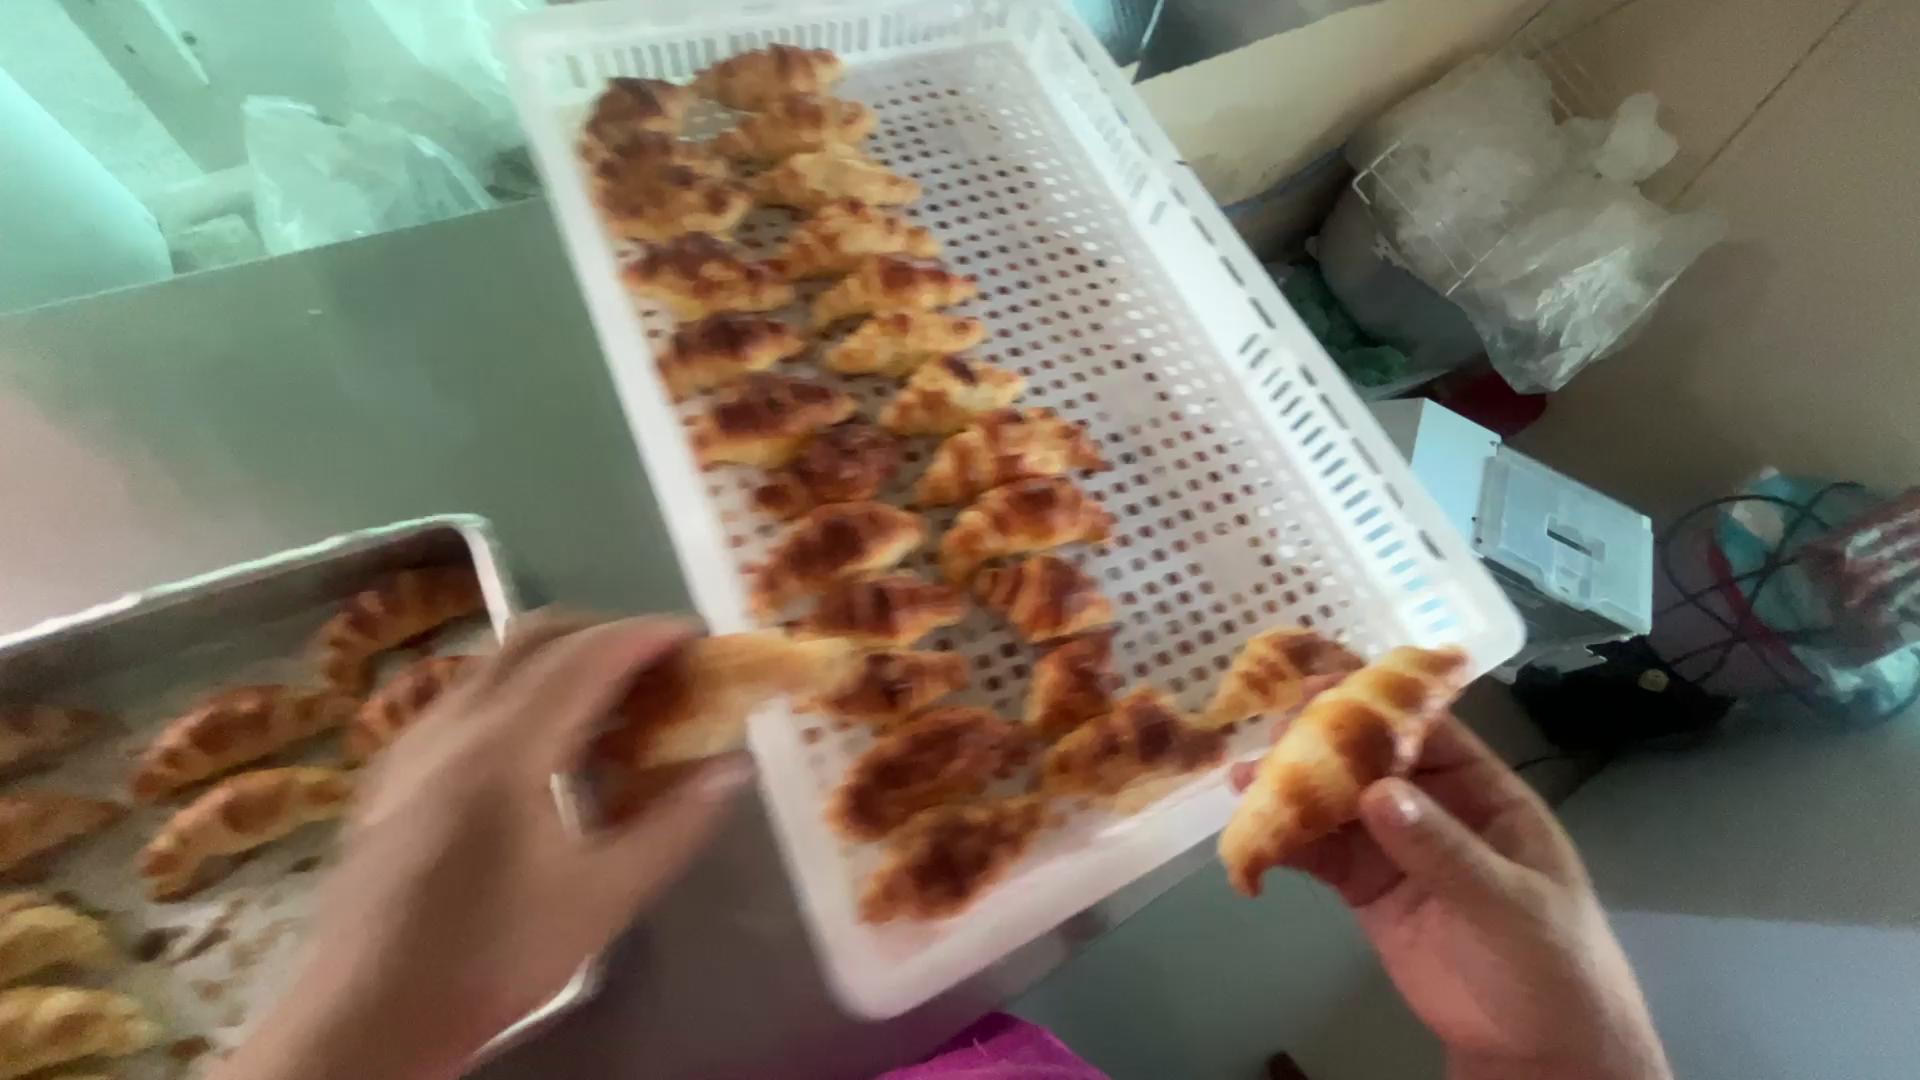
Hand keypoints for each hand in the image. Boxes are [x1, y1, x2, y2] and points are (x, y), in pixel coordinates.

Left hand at [218, 615, 751, 1079]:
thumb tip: (735, 765)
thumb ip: (677, 822)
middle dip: (609, 632)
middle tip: (659, 664)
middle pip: (539, 634)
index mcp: (505, 752)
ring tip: (615, 699)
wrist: (359, 1028)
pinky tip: (550, 741)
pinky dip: (528, 685)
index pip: (588, 656)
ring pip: (500, 658)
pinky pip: (473, 691)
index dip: (649, 635)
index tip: (698, 638)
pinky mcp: (395, 768)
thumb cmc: (492, 959)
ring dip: (567, 656)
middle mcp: (453, 726)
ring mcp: (414, 742)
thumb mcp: (605, 897)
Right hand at [1235, 718, 1670, 1079]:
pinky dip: (1284, 841)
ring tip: (1244, 781)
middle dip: (1317, 743)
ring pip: (1332, 802)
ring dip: (1289, 790)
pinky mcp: (1362, 883)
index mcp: (1479, 792)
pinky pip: (1318, 852)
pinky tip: (1254, 834)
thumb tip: (1377, 793)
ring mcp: (1391, 844)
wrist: (1537, 1056)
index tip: (1319, 685)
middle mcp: (1429, 806)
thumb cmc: (1551, 968)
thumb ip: (1443, 849)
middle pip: (1365, 760)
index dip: (1373, 704)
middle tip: (1268, 732)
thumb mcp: (1510, 905)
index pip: (1423, 731)